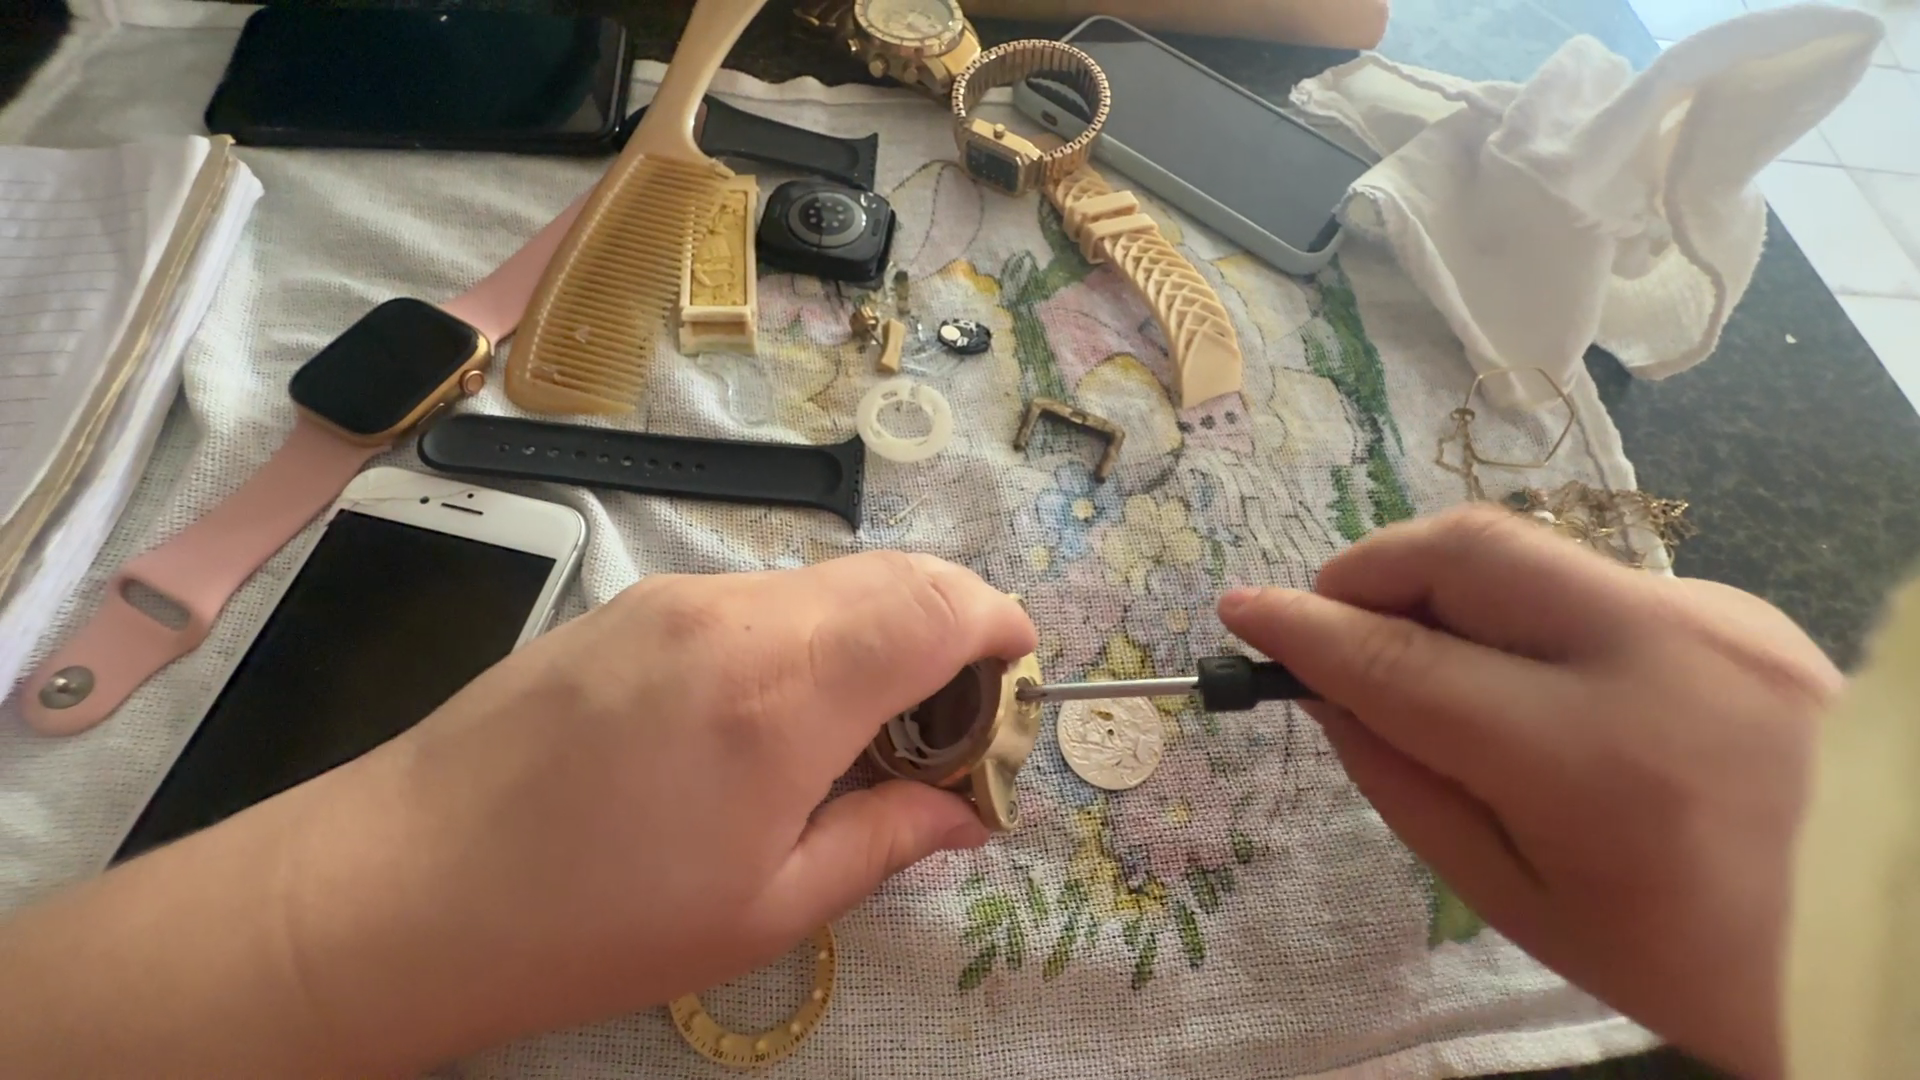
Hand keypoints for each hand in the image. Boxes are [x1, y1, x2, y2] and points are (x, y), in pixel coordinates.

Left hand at [283, 552, 1035, 1072]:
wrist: (396, 882)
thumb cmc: (594, 919)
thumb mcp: (767, 907)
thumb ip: (887, 838)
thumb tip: (971, 813)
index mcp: (785, 694)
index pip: (934, 608)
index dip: (996, 623)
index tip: (1019, 667)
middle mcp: (744, 616)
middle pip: (895, 575)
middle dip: (954, 621)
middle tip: (958, 707)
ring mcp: (689, 595)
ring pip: (835, 581)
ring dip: (886, 626)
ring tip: (873, 714)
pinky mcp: (649, 599)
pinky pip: (773, 594)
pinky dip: (822, 628)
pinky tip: (790, 700)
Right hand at [1217, 507, 1840, 1078]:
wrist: (1908, 947)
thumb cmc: (1695, 960)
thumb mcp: (1518, 897)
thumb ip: (1401, 779)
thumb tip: (1326, 691)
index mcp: (1593, 764)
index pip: (1399, 662)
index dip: (1302, 629)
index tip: (1240, 610)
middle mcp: (1656, 656)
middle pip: (1462, 548)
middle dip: (1363, 568)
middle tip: (1330, 624)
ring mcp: (1706, 614)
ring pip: (1513, 549)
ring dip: (1425, 582)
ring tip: (1415, 652)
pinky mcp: (1726, 604)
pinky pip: (1567, 578)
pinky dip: (1499, 607)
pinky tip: (1519, 674)